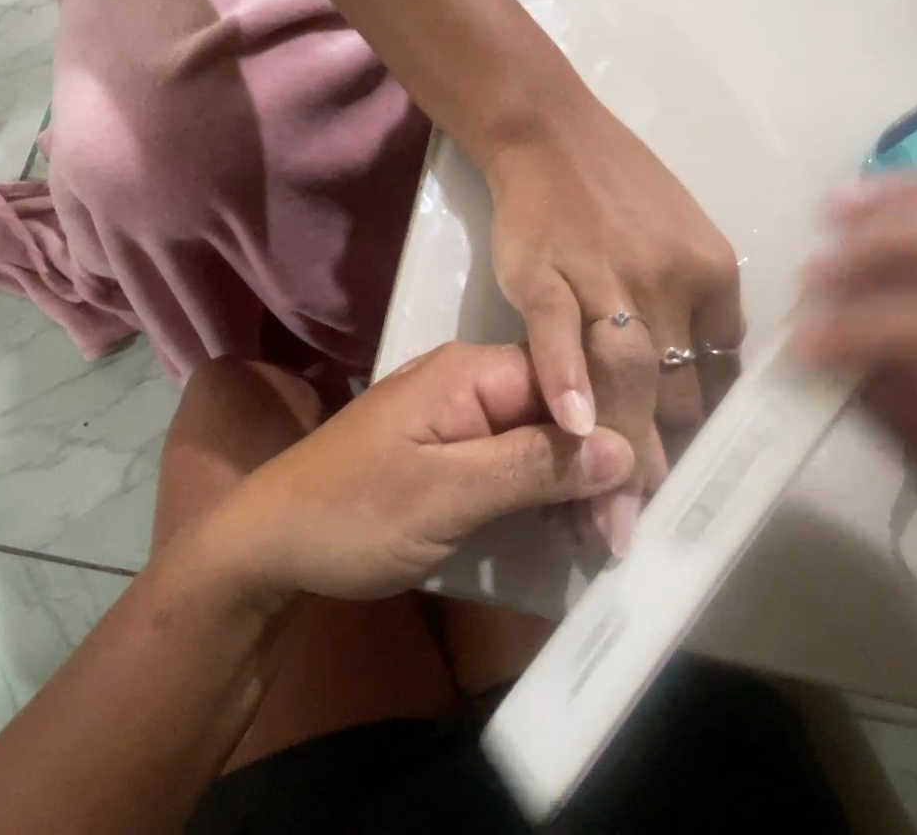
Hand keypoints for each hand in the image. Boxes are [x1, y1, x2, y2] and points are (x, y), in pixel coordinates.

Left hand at [203, 343, 635, 603]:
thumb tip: (621, 449)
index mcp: (467, 372)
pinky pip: (520, 460)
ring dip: (579, 486)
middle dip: (601, 467)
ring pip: (546, 438)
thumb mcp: (444, 495)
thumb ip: (531, 467)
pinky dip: (547, 493)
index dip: (612, 433)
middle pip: (562, 410)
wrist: (273, 544)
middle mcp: (471, 381)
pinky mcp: (457, 451)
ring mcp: (462, 416)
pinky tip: (570, 528)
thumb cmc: (352, 515)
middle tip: (626, 532)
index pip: (566, 382)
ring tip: (603, 540)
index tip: (643, 496)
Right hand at [486, 112, 741, 554]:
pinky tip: (570, 428)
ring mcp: (606, 276)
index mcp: (712, 271)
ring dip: (620, 446)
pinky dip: (566, 380)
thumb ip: (701, 305)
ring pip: (625, 374)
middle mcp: (670, 279)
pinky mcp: (546, 273)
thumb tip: (701, 377)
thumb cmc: (617, 186)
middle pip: (673, 387)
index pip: (715, 370)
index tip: (677, 476)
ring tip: (610, 513)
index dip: (696, 430)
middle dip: (657, 460)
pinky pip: (560, 333)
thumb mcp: (684, 233)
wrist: (550, 132)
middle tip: (641, 524)